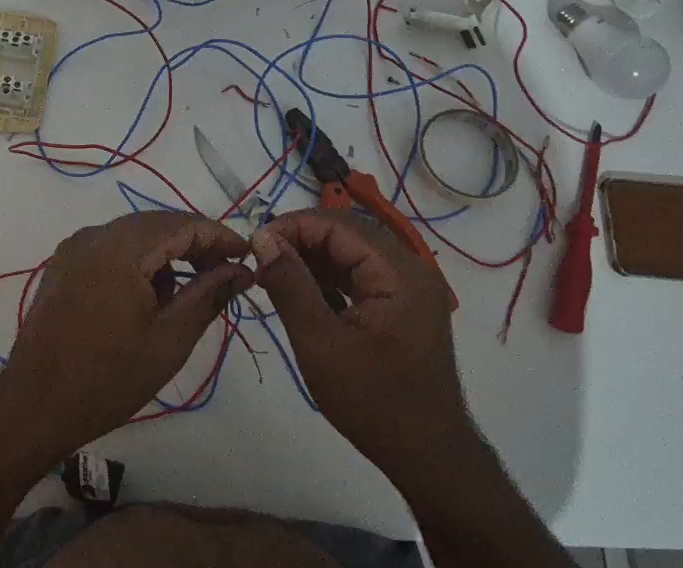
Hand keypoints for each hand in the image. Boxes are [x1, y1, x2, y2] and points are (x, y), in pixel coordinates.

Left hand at [0, 212, 252, 459]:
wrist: (36, 404)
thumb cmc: (109, 377)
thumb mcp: (169, 339)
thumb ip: (208, 296)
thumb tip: (241, 269)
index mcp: (120, 248)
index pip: (181, 223)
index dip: (219, 236)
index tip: (249, 256)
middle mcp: (94, 236)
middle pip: (156, 224)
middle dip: (194, 243)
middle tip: (227, 274)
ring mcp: (73, 249)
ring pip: (133, 235)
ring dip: (166, 254)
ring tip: (190, 293)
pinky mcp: (63, 267)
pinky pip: (110, 249)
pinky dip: (138, 262)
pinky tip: (152, 296)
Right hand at [251, 208, 469, 474]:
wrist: (428, 458)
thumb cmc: (374, 402)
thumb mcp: (320, 343)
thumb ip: (290, 285)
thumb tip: (262, 238)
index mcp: (398, 273)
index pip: (338, 225)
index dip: (292, 226)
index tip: (254, 245)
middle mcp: (410, 270)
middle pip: (347, 233)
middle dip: (300, 240)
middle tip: (260, 260)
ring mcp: (408, 290)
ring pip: (351, 254)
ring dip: (311, 258)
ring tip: (271, 277)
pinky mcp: (401, 308)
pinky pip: (359, 276)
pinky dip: (328, 279)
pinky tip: (298, 293)